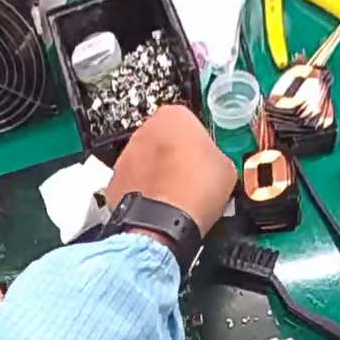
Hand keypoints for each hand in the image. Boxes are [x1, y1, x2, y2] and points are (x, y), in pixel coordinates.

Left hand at [105, 105, 235, 239]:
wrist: (164, 224)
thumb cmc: (195, 192)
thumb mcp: (226, 168)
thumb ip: (216, 156)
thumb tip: (213, 165)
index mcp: (174, 116)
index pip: (189, 122)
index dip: (198, 143)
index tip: (203, 159)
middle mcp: (143, 131)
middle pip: (162, 141)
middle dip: (172, 157)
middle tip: (188, 180)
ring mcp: (124, 157)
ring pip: (143, 162)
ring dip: (155, 175)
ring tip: (172, 198)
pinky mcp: (113, 183)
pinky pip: (130, 185)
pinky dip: (140, 194)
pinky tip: (155, 207)